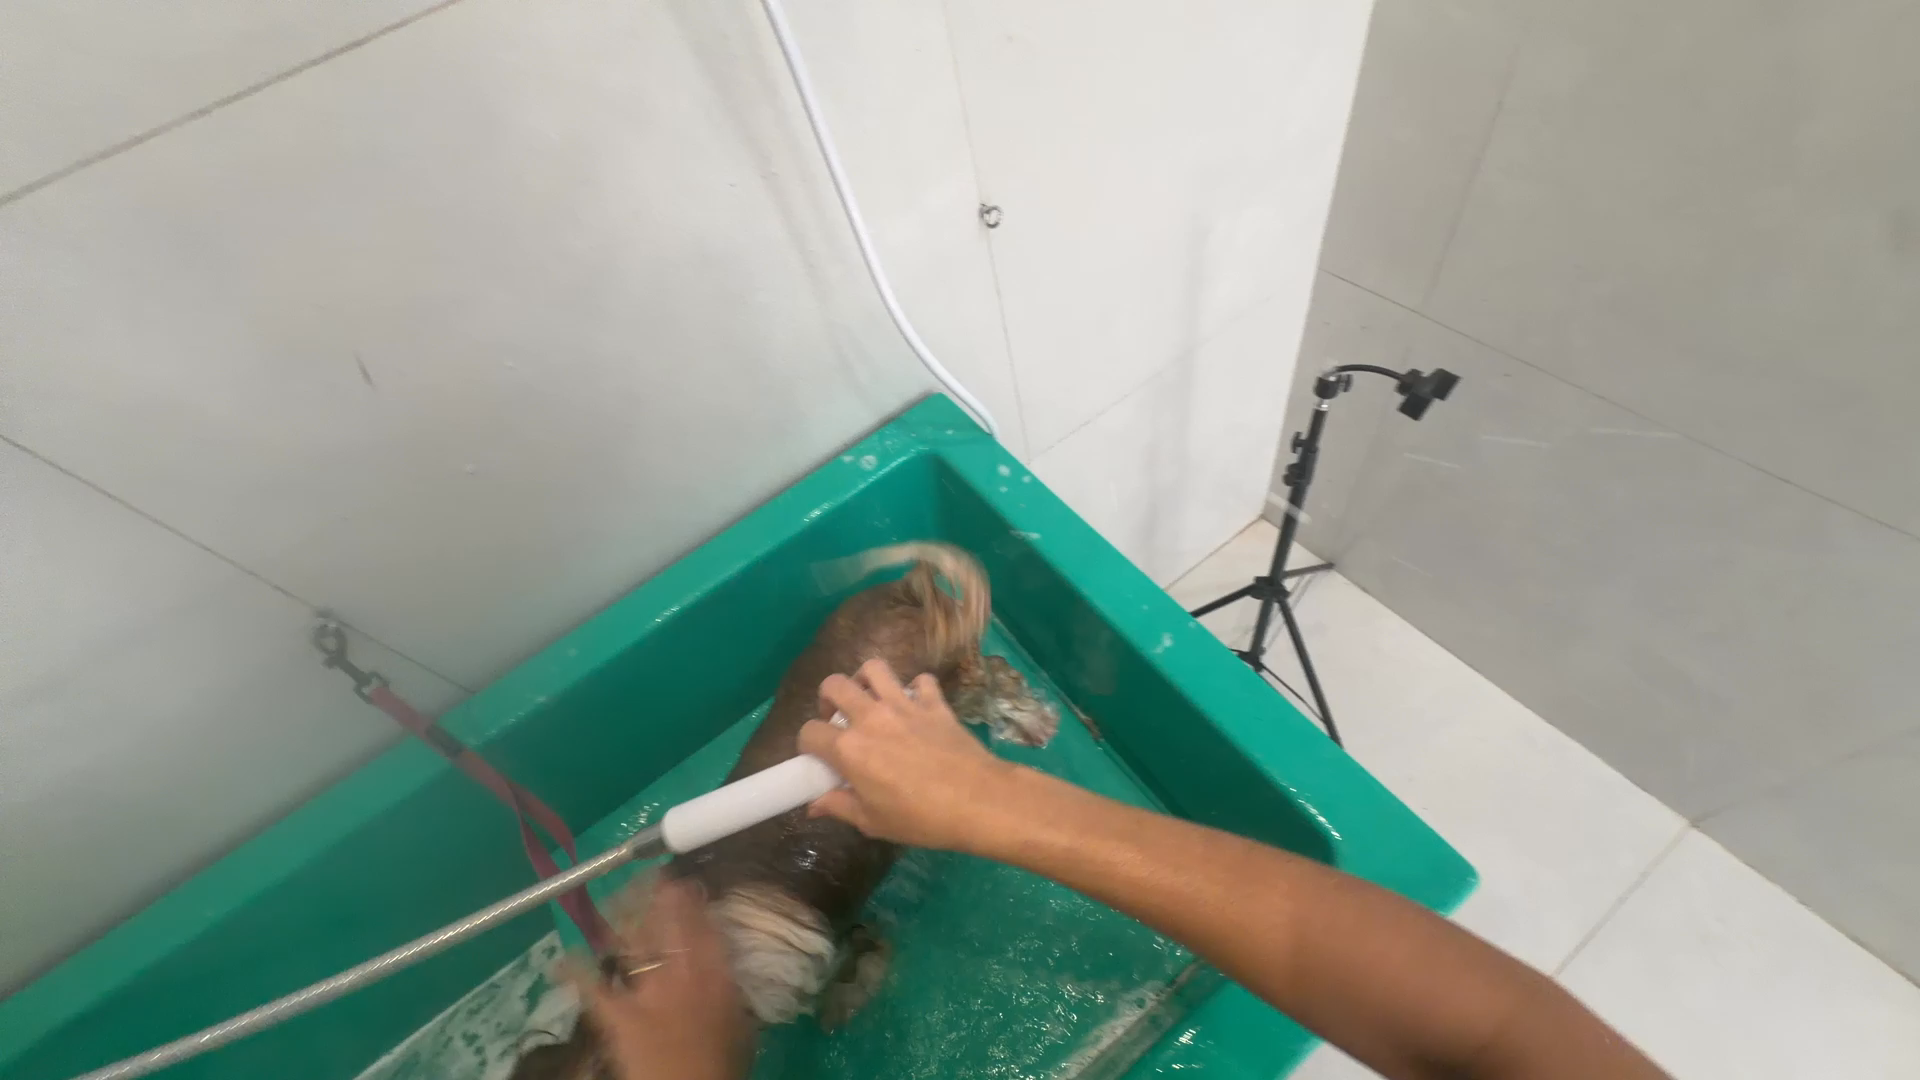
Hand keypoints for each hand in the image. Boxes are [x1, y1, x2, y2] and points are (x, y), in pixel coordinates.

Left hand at [574, 880, 753, 1079]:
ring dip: (623, 917)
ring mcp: (648, 992)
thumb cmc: (722, 1065)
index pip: (703, 921)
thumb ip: (732, 988)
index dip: (691, 897)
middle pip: (667, 921)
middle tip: (647, 876)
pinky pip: (594, 989)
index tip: (683, 882)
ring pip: (634, 943)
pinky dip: (576, 972)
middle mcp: (682, 970)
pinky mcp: (620, 1018)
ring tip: (616, 896)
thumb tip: (726, 968)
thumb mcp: (741, 1019)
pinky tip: (562, 958)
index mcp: (716, 969)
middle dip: (655, 895)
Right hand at [797, 658, 1023, 852]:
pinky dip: (915, 688)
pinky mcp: (934, 702)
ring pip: (875, 668)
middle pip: (834, 684)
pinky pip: (921, 680)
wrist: (977, 800)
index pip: (810, 731)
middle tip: (837, 717)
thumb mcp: (873, 822)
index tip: (819, 756)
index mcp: (850, 749)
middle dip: (827, 698)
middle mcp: (872, 717)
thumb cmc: (921, 818)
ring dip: (866, 680)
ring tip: (870, 699)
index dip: (808, 743)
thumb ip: (839, 806)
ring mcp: (905, 704)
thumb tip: (813, 805)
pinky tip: (916, 706)